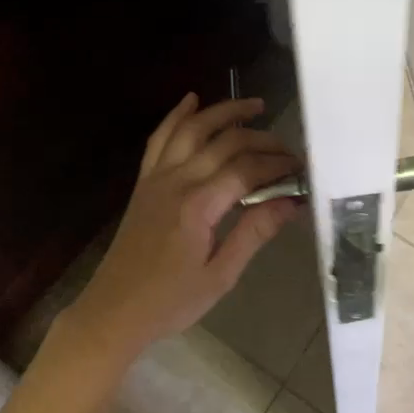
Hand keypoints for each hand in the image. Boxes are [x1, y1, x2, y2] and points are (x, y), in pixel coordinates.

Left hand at [65, 93, 301, 357]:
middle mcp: (177, 182)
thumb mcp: (220, 276)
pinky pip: (159, 138)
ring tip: (253, 105)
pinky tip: (191, 100)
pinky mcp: (144, 181)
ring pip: (192, 129)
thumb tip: (292, 203)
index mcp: (198, 207)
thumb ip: (255, 233)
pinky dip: (176, 116)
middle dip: (262, 139)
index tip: (300, 169)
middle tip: (288, 147)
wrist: (113, 312)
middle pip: (225, 143)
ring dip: (224, 111)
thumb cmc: (170, 301)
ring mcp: (157, 177)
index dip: (276, 164)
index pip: (246, 170)